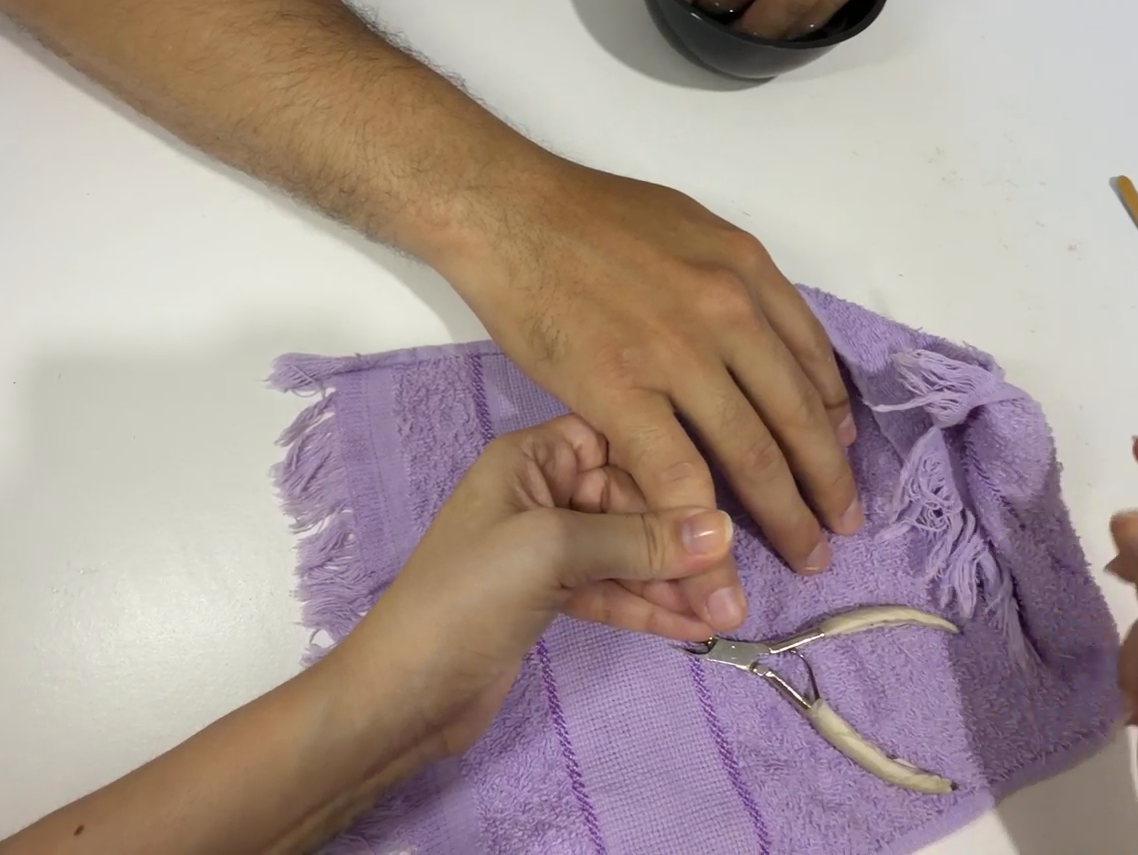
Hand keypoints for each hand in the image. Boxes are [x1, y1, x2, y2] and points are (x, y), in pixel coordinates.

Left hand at [332, 416, 736, 757]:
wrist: (404, 695)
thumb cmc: (468, 596)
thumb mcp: (551, 550)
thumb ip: (636, 538)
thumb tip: (722, 529)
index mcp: (533, 457)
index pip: (619, 442)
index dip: (670, 466)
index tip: (727, 497)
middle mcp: (545, 491)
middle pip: (631, 502)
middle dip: (679, 542)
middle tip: (732, 587)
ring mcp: (550, 546)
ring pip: (627, 550)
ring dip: (673, 581)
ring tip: (726, 614)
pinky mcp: (555, 594)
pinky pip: (615, 588)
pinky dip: (650, 605)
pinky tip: (695, 626)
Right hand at [438, 163, 859, 634]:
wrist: (506, 211)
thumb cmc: (582, 213)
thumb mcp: (682, 224)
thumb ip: (726, 278)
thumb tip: (749, 330)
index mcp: (745, 269)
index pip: (812, 358)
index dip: (832, 417)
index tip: (837, 452)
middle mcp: (729, 311)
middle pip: (796, 414)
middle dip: (827, 481)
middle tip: (843, 526)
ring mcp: (678, 353)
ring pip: (753, 453)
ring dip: (786, 515)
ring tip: (806, 556)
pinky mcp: (620, 389)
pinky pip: (678, 472)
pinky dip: (702, 524)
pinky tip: (721, 558)